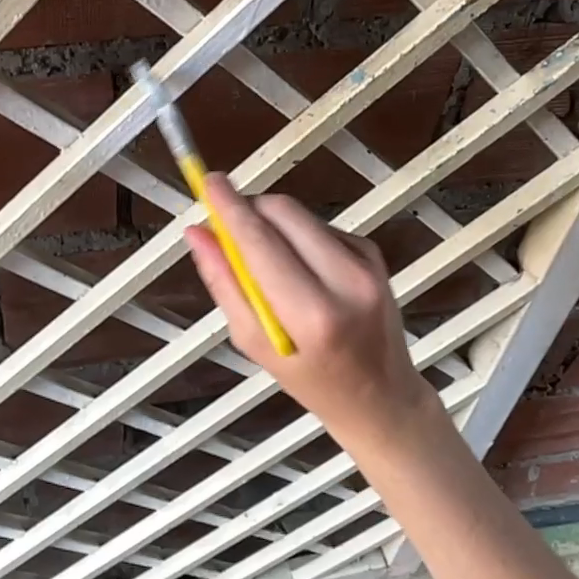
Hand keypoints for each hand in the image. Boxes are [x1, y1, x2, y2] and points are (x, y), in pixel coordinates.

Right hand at [185, 174, 436, 443]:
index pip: (260, 242)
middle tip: (226, 225)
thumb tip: (196, 232)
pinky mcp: (373, 253)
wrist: (382, 397)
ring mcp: (366, 263)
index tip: (208, 181)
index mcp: (311, 314)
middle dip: (248, 208)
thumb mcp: (254, 343)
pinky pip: (319, 226)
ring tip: (266, 263)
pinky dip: (297, 236)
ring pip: (300, 215)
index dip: (230, 208)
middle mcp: (346, 281)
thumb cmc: (309, 379)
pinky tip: (298, 270)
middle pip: (283, 212)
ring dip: (271, 223)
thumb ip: (224, 283)